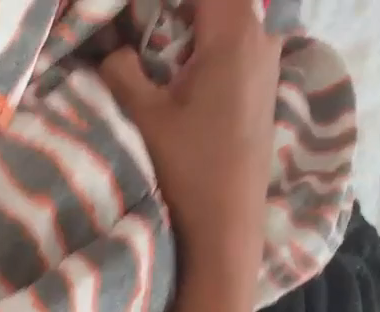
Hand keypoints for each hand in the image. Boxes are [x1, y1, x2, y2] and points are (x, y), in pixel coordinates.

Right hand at [99, 0, 284, 275]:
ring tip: (149, 57)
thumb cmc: (187, 167)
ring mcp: (267, 62)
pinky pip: (231, 49)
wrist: (226, 222)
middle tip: (133, 30)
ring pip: (225, 25)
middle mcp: (262, 37)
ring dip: (188, 33)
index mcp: (235, 33)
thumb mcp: (144, 117)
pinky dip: (202, 51)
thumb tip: (112, 51)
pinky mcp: (262, 88)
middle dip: (173, 14)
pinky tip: (174, 80)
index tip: (129, 11)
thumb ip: (122, 74)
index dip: (161, 0)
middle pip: (218, 3)